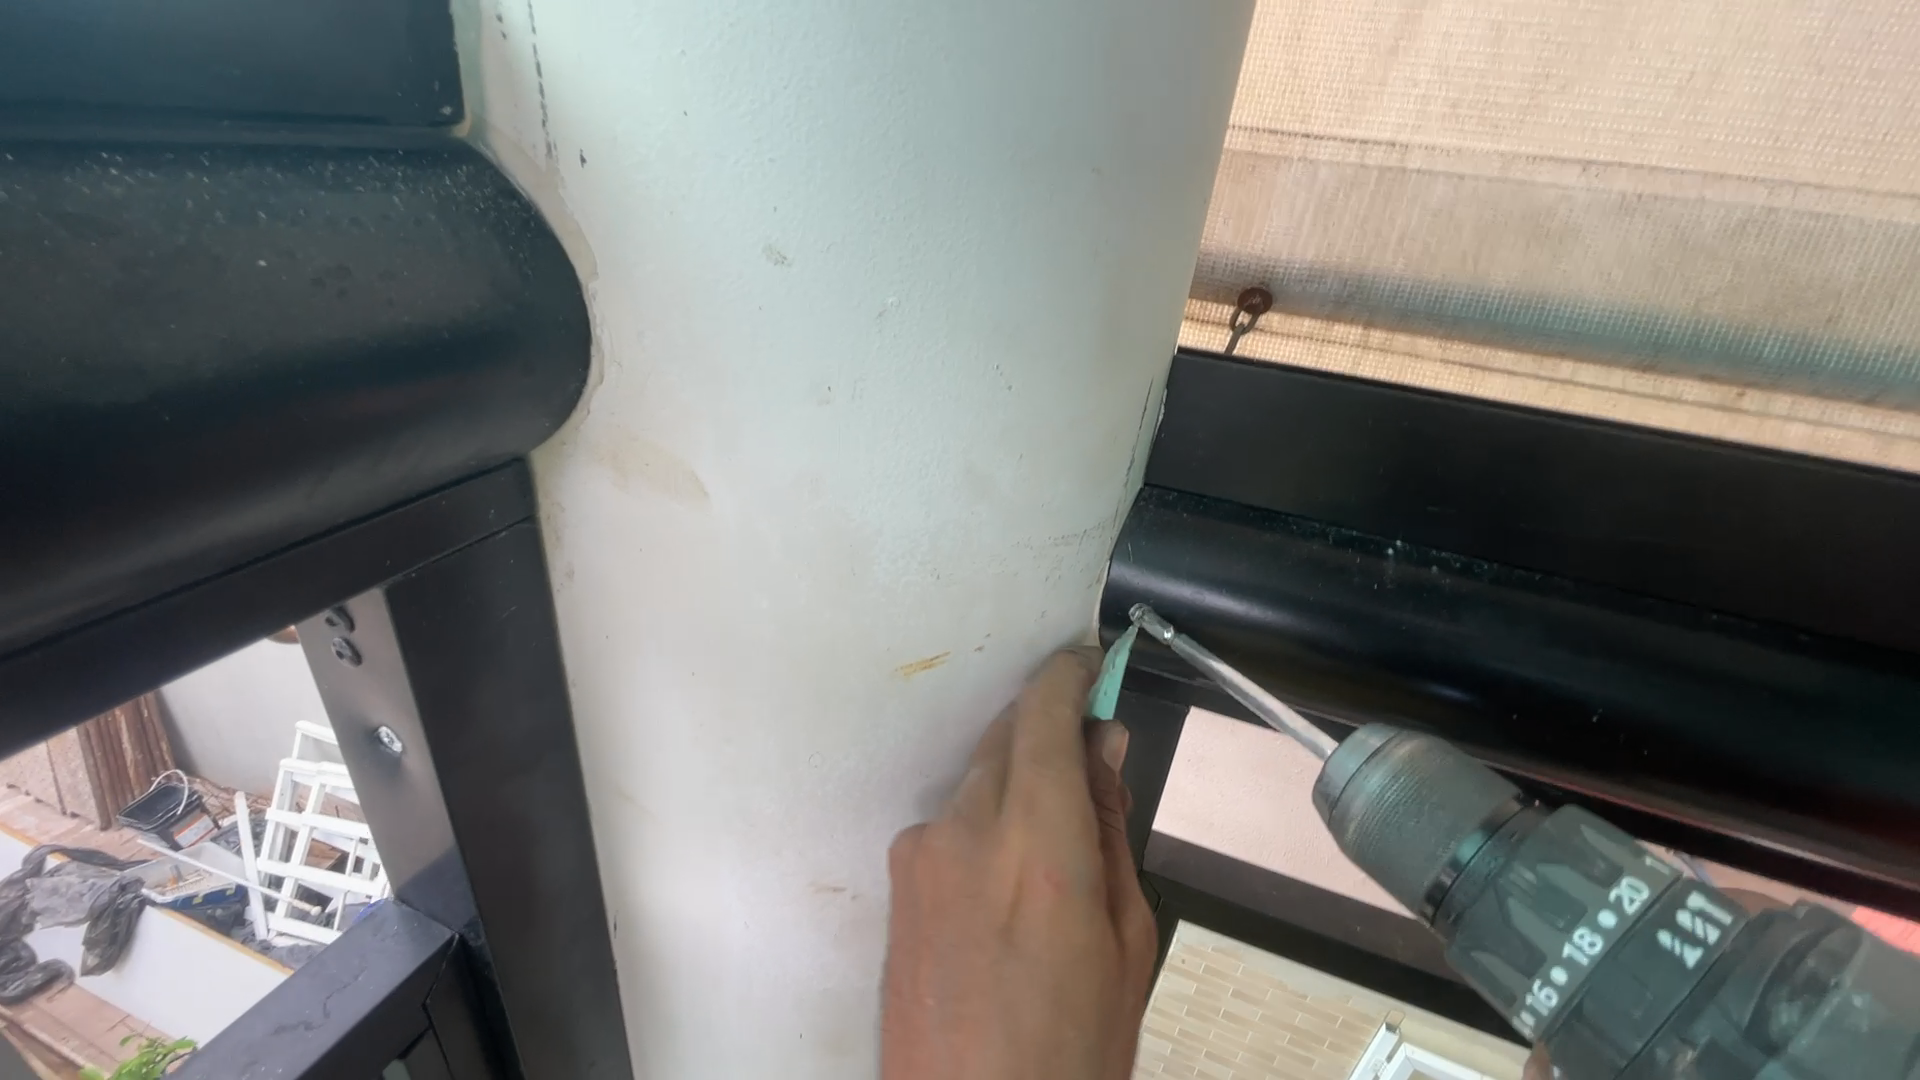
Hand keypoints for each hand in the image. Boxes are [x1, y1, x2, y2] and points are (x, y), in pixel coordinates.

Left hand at [881, 648, 1157, 1079]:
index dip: (1067, 676)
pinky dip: (983, 824)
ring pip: (980, 779)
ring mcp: (920, 849)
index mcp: (1040, 845)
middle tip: (1087, 761)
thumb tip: (1103, 746)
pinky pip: (950, 820)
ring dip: (1016, 786)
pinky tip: (1001, 888)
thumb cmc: (1072, 1045)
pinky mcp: (896, 873)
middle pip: (1008, 735)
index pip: (1044, 717)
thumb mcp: (1126, 938)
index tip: (1088, 662)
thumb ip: (1109, 825)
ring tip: (1046, 855)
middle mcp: (967, 828)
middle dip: (1049, 732)